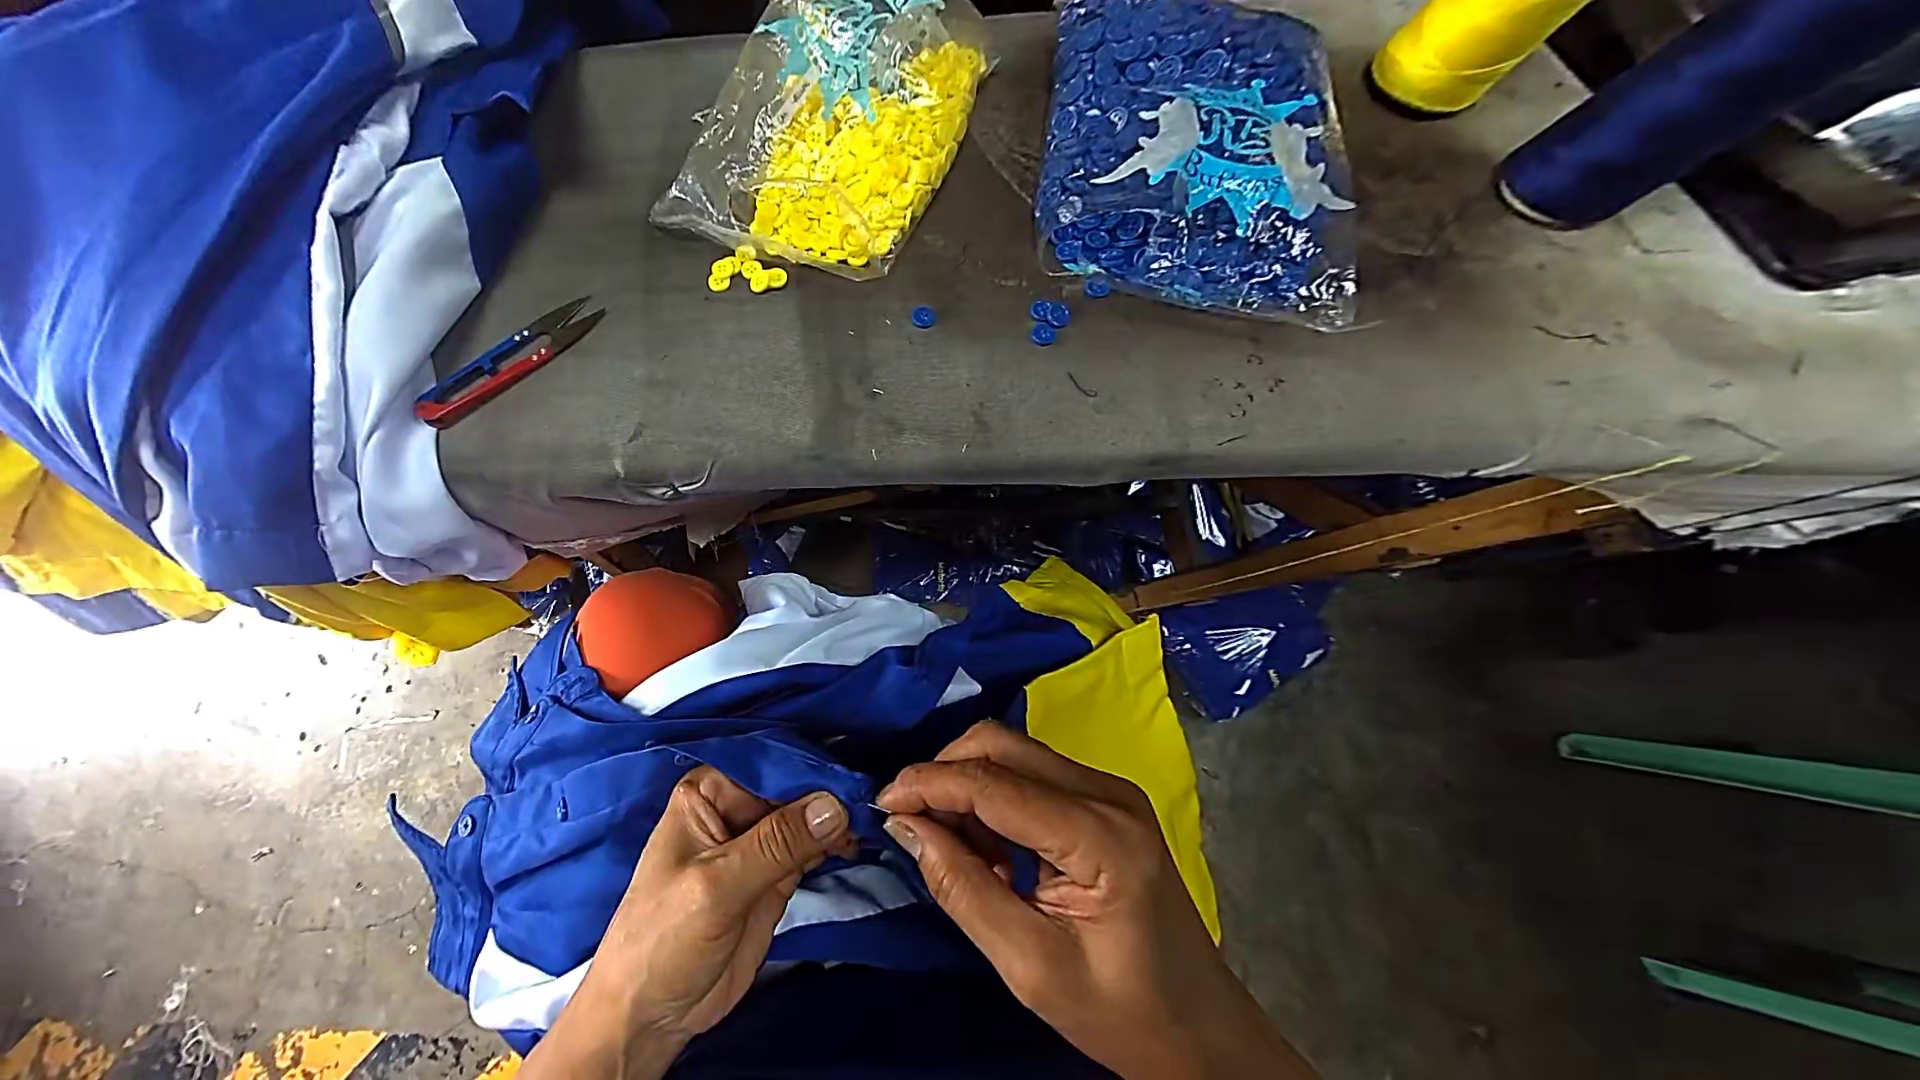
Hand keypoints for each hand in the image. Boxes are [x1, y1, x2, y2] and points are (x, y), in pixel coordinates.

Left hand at [521, 767, 852, 1079]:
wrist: (650, 1017)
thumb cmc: (662, 942)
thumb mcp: (717, 887)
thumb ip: (777, 844)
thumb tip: (834, 806)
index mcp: (709, 793)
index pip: (770, 765)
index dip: (810, 768)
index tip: (851, 777)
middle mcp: (736, 808)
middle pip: (795, 786)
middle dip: (832, 792)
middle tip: (870, 801)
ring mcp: (759, 841)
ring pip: (810, 815)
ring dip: (840, 818)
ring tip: (870, 823)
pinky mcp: (777, 872)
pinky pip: (815, 846)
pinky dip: (837, 843)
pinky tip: (858, 842)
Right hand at [877, 722, 1316, 1079]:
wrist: (1198, 1026)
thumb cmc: (1119, 1010)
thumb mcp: (1029, 966)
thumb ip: (962, 888)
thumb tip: (907, 825)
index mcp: (1100, 835)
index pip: (996, 783)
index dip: (930, 784)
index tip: (882, 804)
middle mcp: (1108, 792)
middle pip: (1004, 745)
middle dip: (946, 772)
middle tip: (910, 823)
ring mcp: (1110, 790)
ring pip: (1015, 752)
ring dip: (968, 783)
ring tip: (949, 844)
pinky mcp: (1105, 799)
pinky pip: (1032, 773)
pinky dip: (994, 795)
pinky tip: (987, 845)